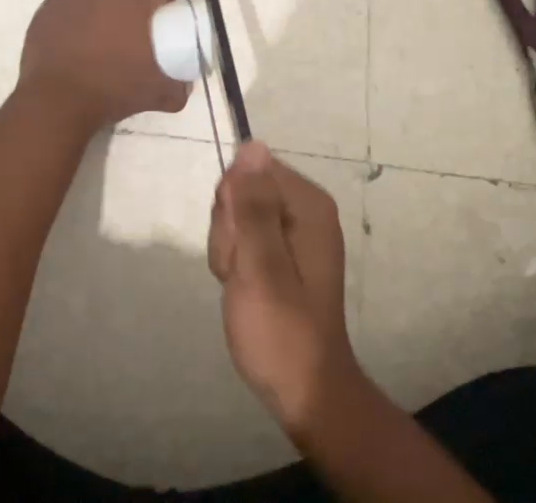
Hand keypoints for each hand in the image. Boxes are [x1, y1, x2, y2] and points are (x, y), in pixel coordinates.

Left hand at [18, 0, 189, 129]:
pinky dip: (70, 11)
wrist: (59, 100)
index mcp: (136, 1)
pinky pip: (63, 1)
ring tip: (99, 20)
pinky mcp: (48, 10)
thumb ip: (177, 89)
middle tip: (130, 18)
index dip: (162, 0)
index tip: (161, 18)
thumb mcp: (157, 94)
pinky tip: (71, 30)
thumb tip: (183, 90)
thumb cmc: (114, 90)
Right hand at [209, 140, 361, 433]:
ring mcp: (294, 233)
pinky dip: (234, 264)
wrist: (303, 390)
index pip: (249, 170)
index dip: (232, 208)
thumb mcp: (260, 266)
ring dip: (228, 251)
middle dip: (228, 232)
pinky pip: (242, 239)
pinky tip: (243, 290)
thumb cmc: (281, 331)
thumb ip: (253, 206)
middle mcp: (304, 211)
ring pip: (235, 217)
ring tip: (243, 287)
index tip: (240, 248)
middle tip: (241, 273)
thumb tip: (252, 145)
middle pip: (241, 192)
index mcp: (307, 206)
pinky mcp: (282, 253)